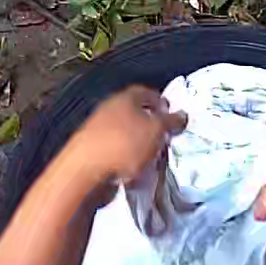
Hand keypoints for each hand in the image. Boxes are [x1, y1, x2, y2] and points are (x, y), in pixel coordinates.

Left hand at [55, 85, 184, 195]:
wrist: (83, 172)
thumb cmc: (124, 144)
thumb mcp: (156, 131)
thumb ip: (170, 122)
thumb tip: (181, 114)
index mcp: (124, 97)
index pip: (146, 92)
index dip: (161, 102)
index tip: (172, 116)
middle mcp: (109, 109)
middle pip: (134, 113)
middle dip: (150, 125)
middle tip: (164, 138)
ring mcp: (96, 130)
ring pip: (125, 133)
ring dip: (138, 144)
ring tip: (151, 157)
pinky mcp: (90, 151)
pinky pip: (115, 151)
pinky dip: (125, 158)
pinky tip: (134, 171)